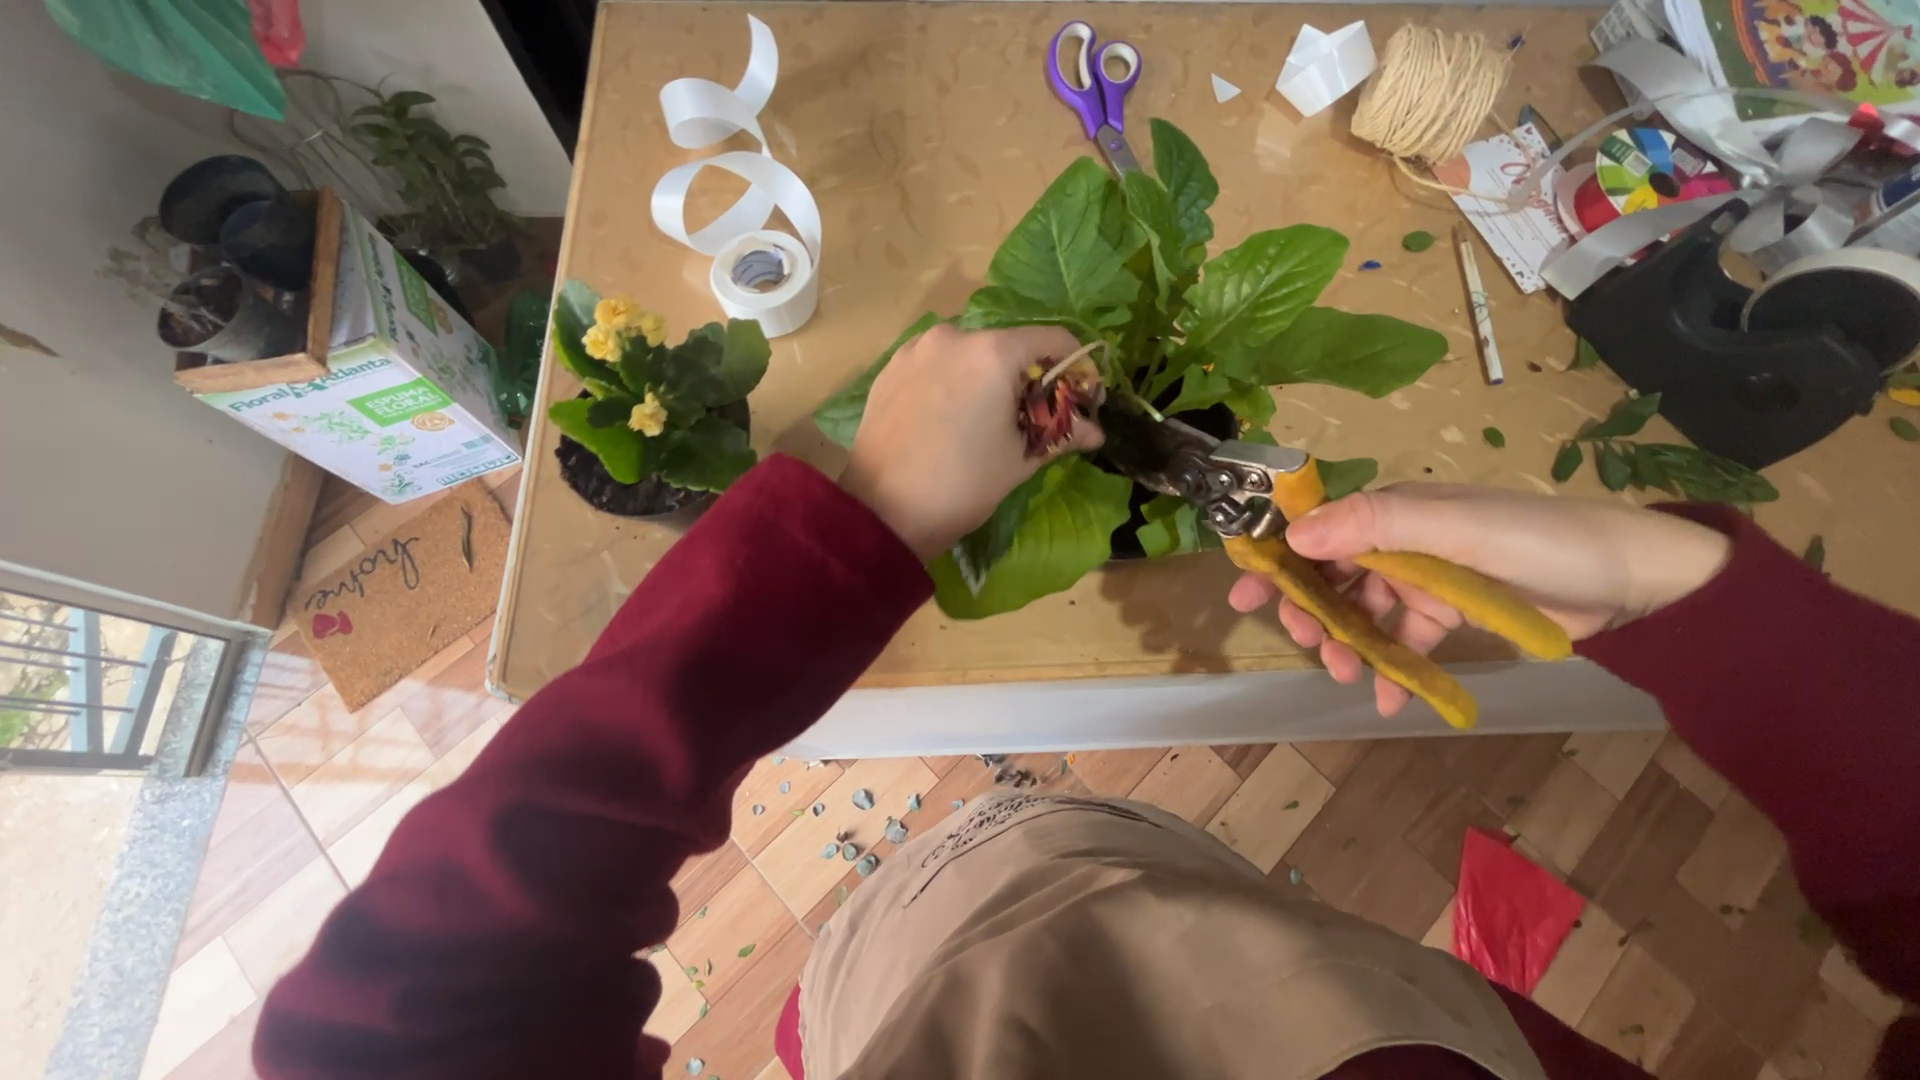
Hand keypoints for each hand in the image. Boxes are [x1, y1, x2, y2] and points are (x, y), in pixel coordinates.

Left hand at [839, 324, 1102, 560]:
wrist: (882, 511)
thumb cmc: (962, 484)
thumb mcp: (1019, 460)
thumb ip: (1062, 434)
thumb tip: (1096, 431)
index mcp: (993, 352)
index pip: (1053, 339)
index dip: (1076, 367)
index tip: (1082, 397)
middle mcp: (954, 335)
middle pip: (1009, 345)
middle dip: (1030, 377)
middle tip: (1035, 416)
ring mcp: (916, 349)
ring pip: (969, 353)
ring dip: (989, 378)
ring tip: (990, 419)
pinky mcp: (890, 368)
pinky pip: (936, 364)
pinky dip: (954, 381)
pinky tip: (952, 417)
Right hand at [1228, 484, 1732, 715]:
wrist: (1638, 581)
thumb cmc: (1540, 540)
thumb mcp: (1455, 526)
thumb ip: (1375, 525)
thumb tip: (1293, 538)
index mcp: (1393, 511)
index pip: (1316, 531)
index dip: (1276, 561)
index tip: (1244, 595)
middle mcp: (1399, 542)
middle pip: (1332, 576)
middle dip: (1310, 610)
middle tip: (1306, 644)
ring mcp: (1422, 580)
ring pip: (1362, 612)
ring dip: (1347, 643)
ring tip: (1346, 673)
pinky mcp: (1448, 614)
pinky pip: (1404, 641)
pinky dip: (1392, 668)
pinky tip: (1388, 698)